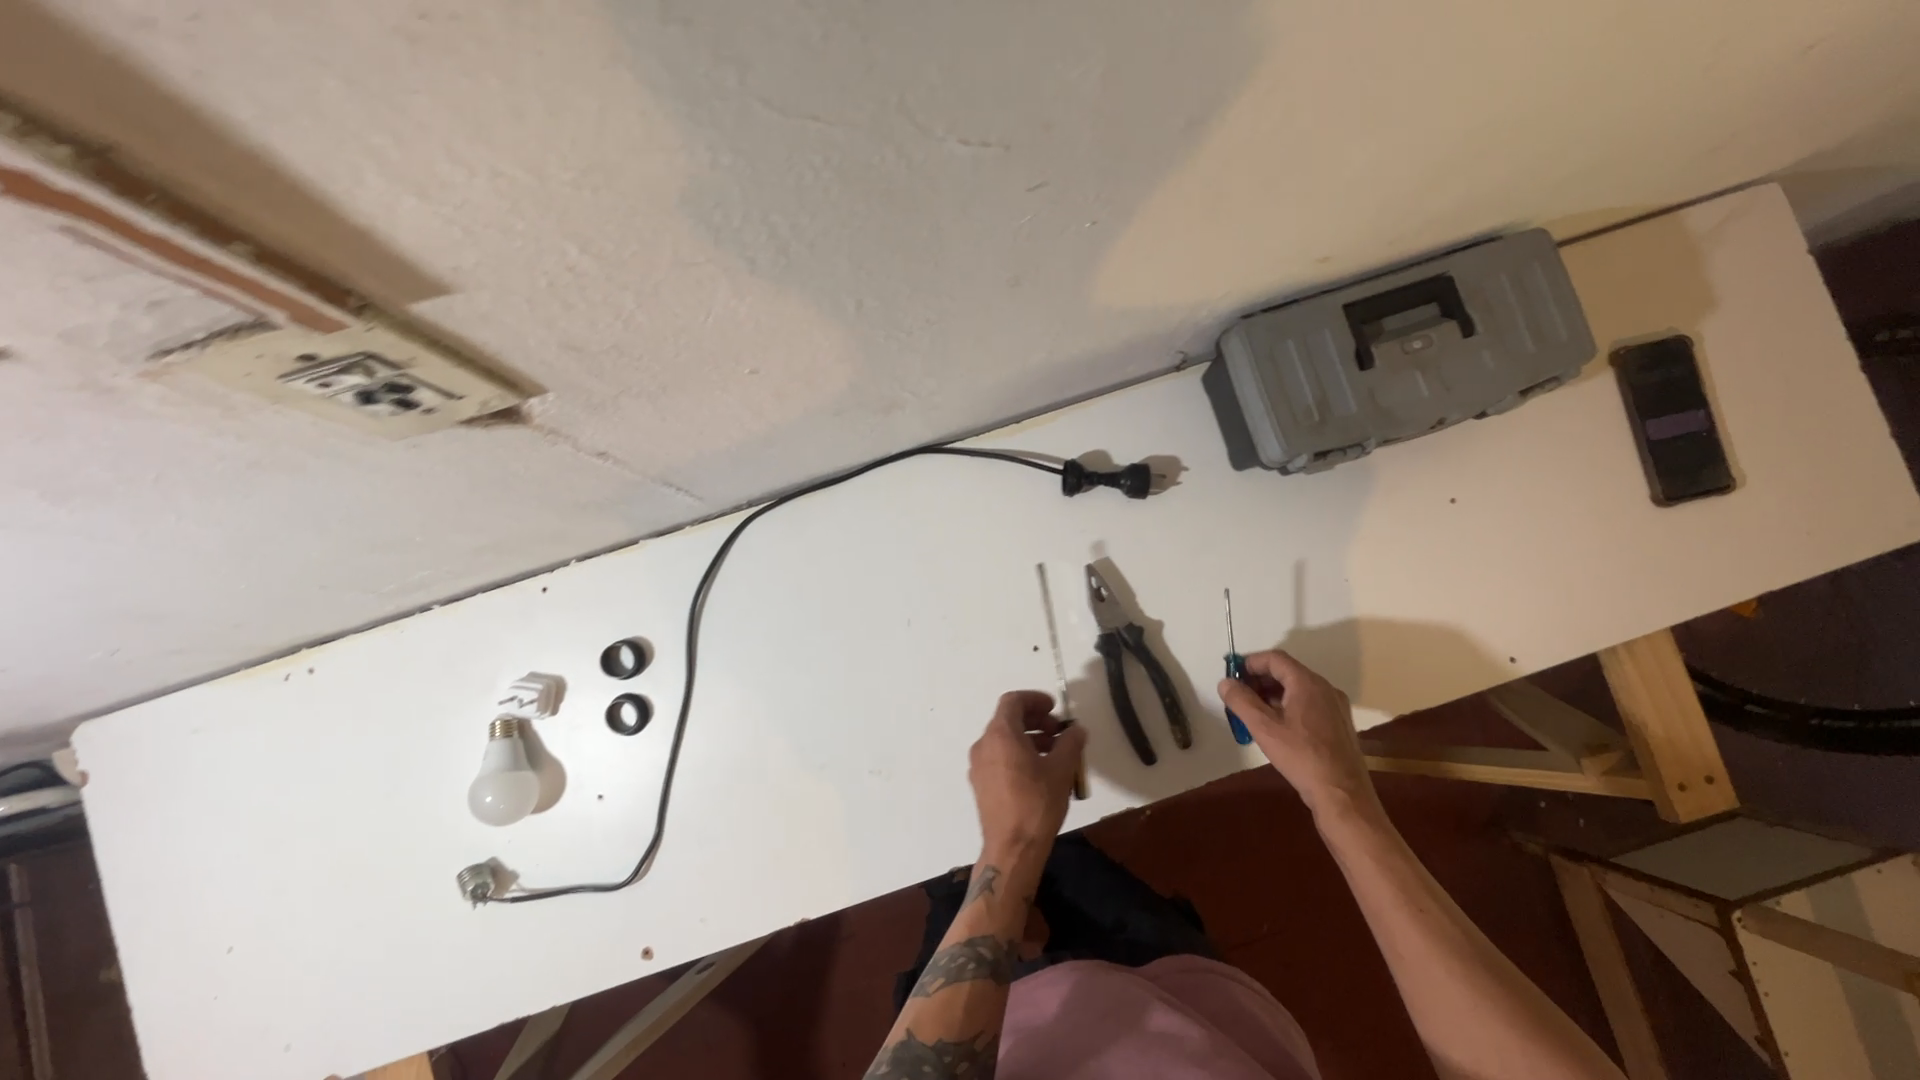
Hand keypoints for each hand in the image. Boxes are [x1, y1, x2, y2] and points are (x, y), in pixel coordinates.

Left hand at [968, 691, 1086, 858]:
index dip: (1035, 699)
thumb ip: (1070, 742)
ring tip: (1054, 754)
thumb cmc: (1037, 804)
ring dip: (1028, 739)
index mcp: (1000, 735)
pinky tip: (1039, 772)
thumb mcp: (1062, 769)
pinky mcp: (980, 784)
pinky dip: (1017, 754)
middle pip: (1007, 720)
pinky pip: (998, 758)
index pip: (1013, 701)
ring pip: (1003, 740)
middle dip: (1035, 720)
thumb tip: (1076, 730)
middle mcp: (983, 745)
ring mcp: (978, 766)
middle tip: (1058, 732)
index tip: (1055, 709)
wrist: (1012, 848)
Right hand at [1218, 651, 1378, 818]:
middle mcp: (1325, 688)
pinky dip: (1288, 706)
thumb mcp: (1264, 728)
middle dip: (1259, 679)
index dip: (1250, 663)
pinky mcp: (1338, 724)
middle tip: (1238, 696)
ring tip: (1252, 713)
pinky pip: (1309, 704)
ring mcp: (1335, 706)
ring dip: (1272, 694)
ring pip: (1298, 689)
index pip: (1275, 659)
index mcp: (1308, 683)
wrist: (1342, 793)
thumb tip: (1225, 683)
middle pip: (1287, 672)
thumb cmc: (1301, 757)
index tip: (1231, 676)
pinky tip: (1276, 727)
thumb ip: (1241, 701)